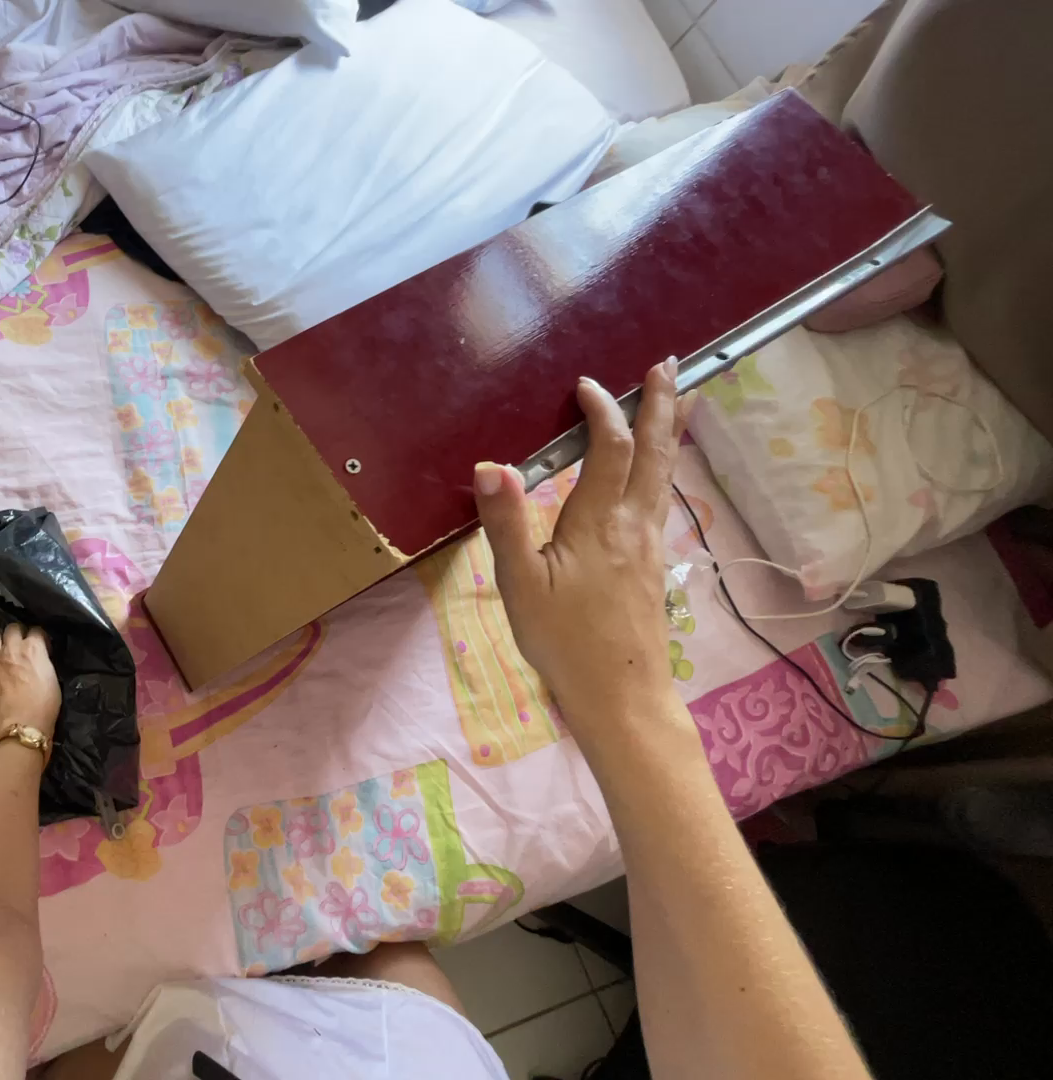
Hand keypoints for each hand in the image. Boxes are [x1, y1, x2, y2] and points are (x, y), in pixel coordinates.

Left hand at [0, 623, 60, 737]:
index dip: (38, 638)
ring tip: (1, 650)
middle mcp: (12, 647)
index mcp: (33, 648)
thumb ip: (42, 660)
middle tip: (19, 645)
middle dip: (17, 634)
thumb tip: (38, 657)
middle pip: (12, 628)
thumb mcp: (52, 676)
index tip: (40, 646)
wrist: (22, 723)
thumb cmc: (44, 704)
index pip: (36, 630)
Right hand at [473, 359, 691, 729]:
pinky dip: (661, 467)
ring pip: (666, 475)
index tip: (586, 385)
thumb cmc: (562, 638)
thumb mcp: (519, 582)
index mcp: (599, 523)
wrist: (619, 691)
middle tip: (668, 366)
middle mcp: (635, 524)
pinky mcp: (652, 563)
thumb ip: (506, 522)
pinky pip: (661, 497)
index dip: (601, 412)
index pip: (609, 451)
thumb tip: (491, 467)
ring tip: (675, 403)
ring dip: (670, 432)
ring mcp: (650, 544)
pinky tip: (653, 475)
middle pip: (657, 453)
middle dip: (661, 406)